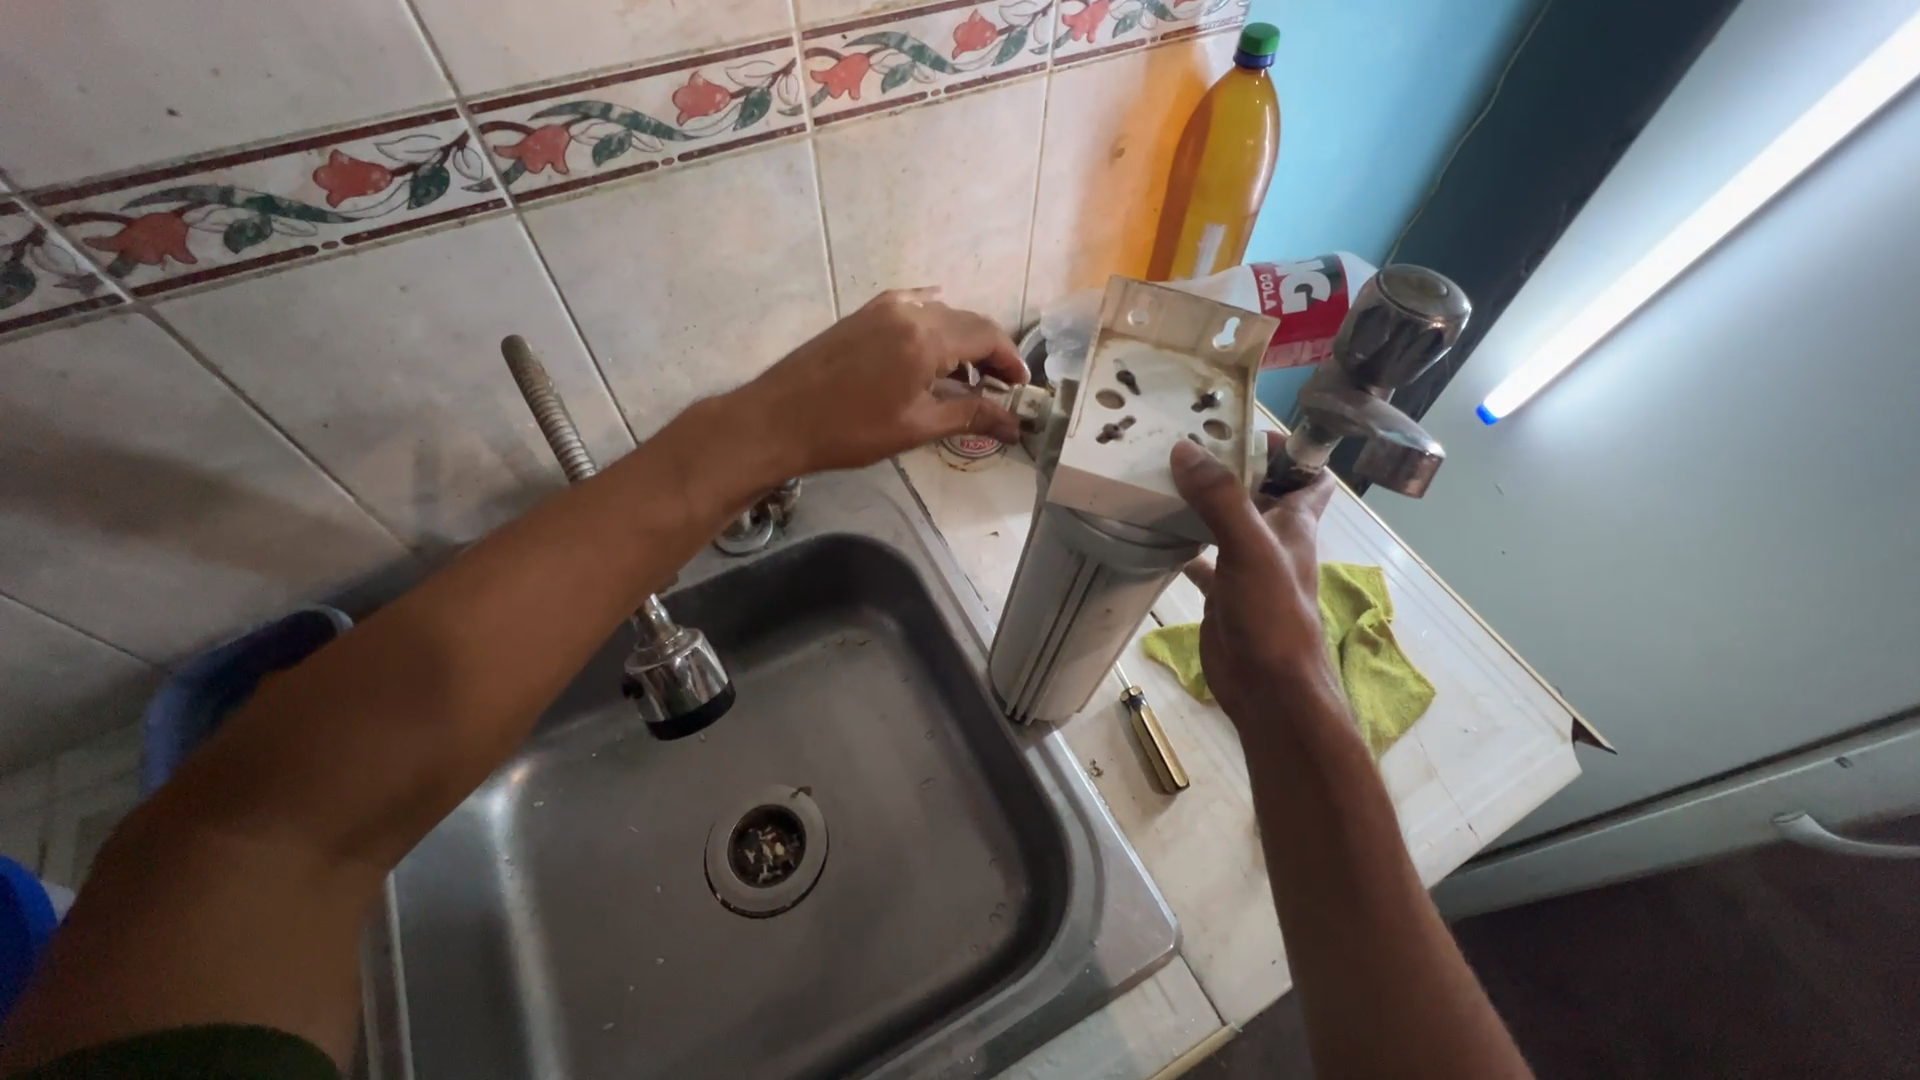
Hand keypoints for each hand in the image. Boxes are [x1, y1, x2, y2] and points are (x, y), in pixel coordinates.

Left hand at [731, 287, 1027, 473]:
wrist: (779, 419)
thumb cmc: (850, 430)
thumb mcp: (916, 426)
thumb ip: (970, 416)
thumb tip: (1013, 424)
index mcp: (926, 337)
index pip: (988, 336)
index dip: (1011, 361)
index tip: (1021, 388)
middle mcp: (909, 311)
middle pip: (967, 321)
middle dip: (990, 352)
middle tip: (1000, 388)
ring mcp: (883, 308)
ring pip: (941, 314)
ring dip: (962, 340)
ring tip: (969, 377)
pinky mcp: (864, 314)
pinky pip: (913, 306)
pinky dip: (934, 322)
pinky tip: (937, 340)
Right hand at [1170, 434, 1340, 732]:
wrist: (1267, 688)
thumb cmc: (1273, 616)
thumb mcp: (1251, 549)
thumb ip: (1222, 499)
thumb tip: (1185, 450)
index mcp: (1295, 522)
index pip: (1308, 472)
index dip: (1288, 448)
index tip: (1242, 424)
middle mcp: (1274, 539)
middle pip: (1259, 491)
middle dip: (1232, 466)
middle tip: (1185, 440)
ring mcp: (1247, 566)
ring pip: (1227, 522)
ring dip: (1204, 501)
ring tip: (1164, 474)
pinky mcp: (1222, 592)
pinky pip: (1202, 559)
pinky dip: (1183, 544)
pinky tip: (1156, 532)